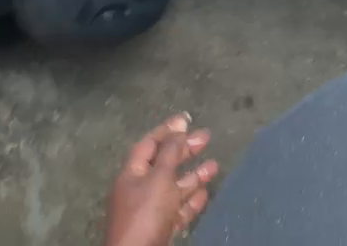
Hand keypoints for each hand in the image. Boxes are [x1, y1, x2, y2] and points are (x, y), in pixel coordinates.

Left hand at [104, 114, 220, 245]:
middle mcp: (139, 190)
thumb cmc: (146, 213)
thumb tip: (179, 125)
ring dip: (194, 175)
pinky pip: (177, 209)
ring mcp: (150, 211)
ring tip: (214, 166)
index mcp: (132, 175)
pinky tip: (204, 194)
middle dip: (185, 150)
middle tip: (206, 137)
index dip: (167, 130)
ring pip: (174, 187)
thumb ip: (171, 151)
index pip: (149, 144)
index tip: (187, 118)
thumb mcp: (160, 176)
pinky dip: (191, 200)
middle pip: (164, 163)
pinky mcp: (160, 228)